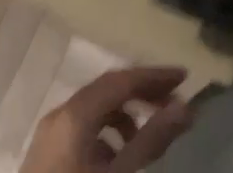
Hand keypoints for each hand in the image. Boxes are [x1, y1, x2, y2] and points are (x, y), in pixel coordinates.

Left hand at [20, 66, 193, 172]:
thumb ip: (151, 139)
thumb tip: (186, 107)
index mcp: (75, 115)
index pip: (122, 80)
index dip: (155, 76)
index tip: (185, 79)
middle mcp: (60, 116)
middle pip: (108, 90)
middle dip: (143, 92)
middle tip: (174, 102)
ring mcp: (49, 136)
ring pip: (95, 110)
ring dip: (127, 113)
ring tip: (150, 134)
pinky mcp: (46, 156)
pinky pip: (84, 129)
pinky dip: (108, 132)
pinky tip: (119, 156)